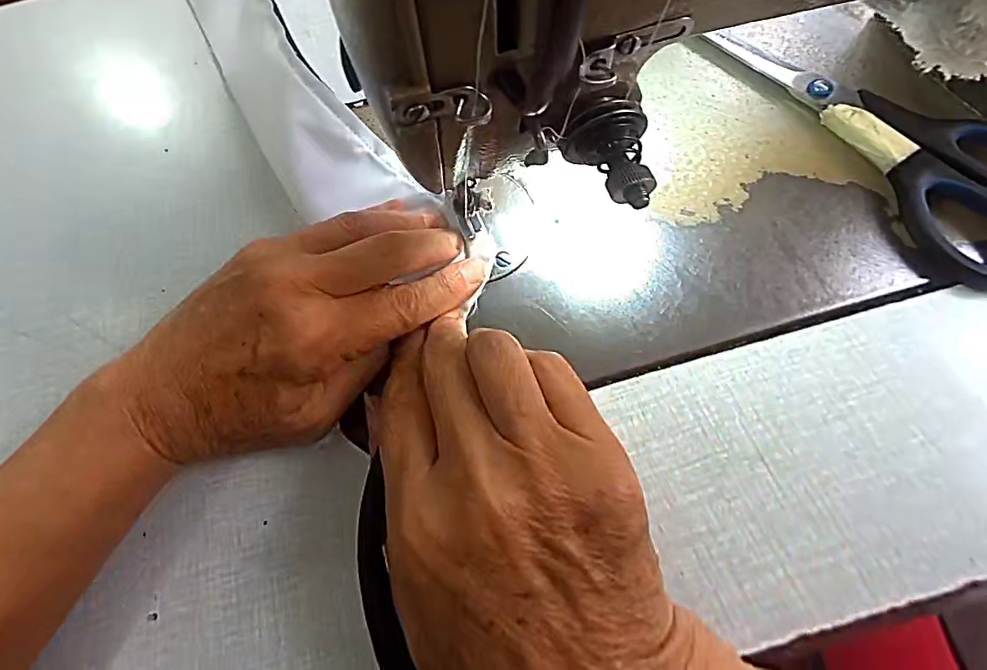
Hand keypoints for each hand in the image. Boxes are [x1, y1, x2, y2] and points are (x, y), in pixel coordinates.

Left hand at [112, 201, 487, 464]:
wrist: (158, 392)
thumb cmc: (237, 416)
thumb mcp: (313, 417)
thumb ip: (367, 367)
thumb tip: (410, 326)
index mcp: (315, 338)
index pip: (400, 304)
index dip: (446, 287)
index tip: (477, 273)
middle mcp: (300, 287)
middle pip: (386, 251)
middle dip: (434, 245)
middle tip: (462, 246)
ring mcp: (279, 258)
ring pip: (359, 226)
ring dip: (405, 222)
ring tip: (437, 223)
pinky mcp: (264, 246)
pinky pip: (329, 226)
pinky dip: (368, 219)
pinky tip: (391, 214)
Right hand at [375, 314, 746, 669]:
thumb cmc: (505, 644)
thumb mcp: (416, 578)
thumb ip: (396, 485)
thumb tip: (389, 408)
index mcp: (423, 518)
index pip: (400, 395)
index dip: (406, 358)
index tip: (414, 346)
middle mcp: (480, 483)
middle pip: (446, 362)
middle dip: (444, 346)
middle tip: (452, 346)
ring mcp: (543, 464)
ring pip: (499, 352)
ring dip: (490, 352)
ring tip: (494, 371)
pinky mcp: (597, 455)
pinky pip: (555, 369)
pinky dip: (538, 369)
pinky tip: (535, 393)